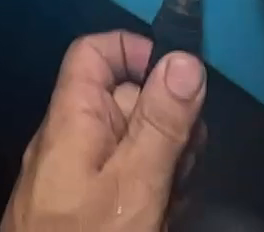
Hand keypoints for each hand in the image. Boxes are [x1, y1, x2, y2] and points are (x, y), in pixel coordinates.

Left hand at [2, 31, 206, 231]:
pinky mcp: (91, 207)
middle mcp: (72, 136)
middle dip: (166, 114)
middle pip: (124, 96)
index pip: (94, 52)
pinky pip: (126, 175)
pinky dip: (154, 185)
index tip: (179, 78)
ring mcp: (80, 175)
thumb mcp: (134, 185)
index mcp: (71, 116)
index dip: (135, 51)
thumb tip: (185, 58)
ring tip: (180, 191)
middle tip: (192, 153)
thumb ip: (160, 122)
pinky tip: (169, 211)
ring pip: (133, 138)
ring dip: (167, 155)